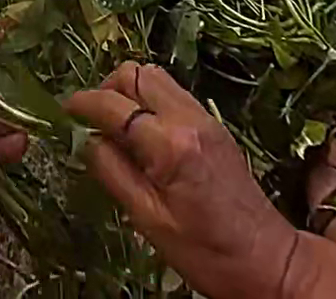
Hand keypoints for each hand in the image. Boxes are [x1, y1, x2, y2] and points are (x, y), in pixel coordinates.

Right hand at [66, 62, 335, 298]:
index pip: (113, 105)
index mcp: (169, 144)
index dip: (83, 103)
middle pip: (134, 72)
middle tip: (92, 116)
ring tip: (115, 121)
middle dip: (106, 86)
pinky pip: (170, 90)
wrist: (270, 262)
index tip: (65, 109)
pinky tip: (141, 128)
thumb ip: (113, 173)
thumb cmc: (207, 253)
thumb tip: (86, 140)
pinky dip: (147, 97)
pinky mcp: (212, 121)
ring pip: (152, 74)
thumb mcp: (149, 221)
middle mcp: (187, 117)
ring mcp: (203, 114)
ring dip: (127, 88)